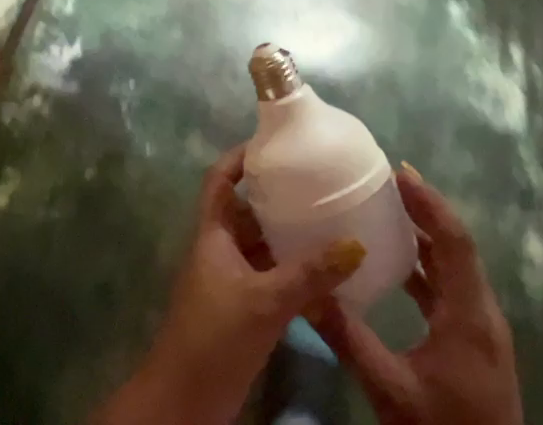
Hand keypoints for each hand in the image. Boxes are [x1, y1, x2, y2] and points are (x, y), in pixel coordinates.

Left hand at [94, 145, 366, 424]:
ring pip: (260, 244)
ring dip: (288, 235)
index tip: (275, 142)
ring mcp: (229, 280)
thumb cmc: (215, 335)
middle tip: (319, 184)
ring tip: (331, 222)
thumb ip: (310, 273)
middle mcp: (219, 249)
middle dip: (277, 196)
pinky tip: (325, 273)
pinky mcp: (241, 308)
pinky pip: (269, 275)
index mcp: (212, 233)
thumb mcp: (265, 301)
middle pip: (247, 210)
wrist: (186, 399)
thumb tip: (356, 243)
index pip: (221, 179)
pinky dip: (292, 269)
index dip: (241, 157)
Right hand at [310, 167, 522, 424]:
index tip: (398, 171)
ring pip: (455, 268)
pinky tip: (395, 268)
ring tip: (385, 212)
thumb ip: (348, 337)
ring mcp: (481, 330)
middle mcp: (482, 313)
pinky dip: (425, 269)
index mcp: (469, 315)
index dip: (429, 202)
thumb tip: (306, 291)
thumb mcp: (388, 387)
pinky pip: (451, 290)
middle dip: (424, 211)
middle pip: (457, 247)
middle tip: (384, 182)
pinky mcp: (474, 344)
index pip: (455, 241)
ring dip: (425, 238)